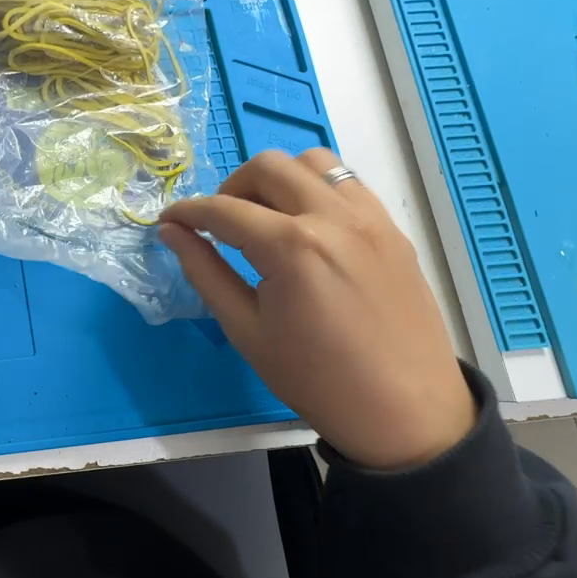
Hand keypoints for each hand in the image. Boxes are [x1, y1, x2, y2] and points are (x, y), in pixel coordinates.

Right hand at [159, 149, 474, 470]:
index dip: (187, 212)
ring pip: (312, 162)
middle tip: (220, 225)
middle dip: (231, 188)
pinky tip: (305, 226)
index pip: (223, 209)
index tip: (169, 221)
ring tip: (266, 218)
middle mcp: (333, 218)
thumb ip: (204, 271)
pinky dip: (316, 188)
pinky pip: (348, 183)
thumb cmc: (315, 380)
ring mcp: (370, 219)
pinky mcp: (392, 230)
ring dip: (278, 179)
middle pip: (267, 167)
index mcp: (292, 247)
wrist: (407, 415)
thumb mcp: (245, 329)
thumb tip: (171, 231)